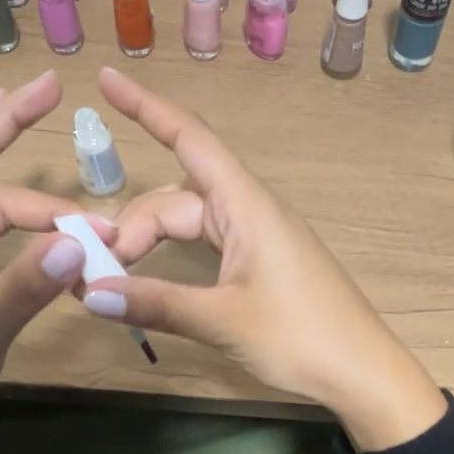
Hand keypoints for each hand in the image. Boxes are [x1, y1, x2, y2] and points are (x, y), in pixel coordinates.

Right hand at [81, 68, 444, 451]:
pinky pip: (208, 247)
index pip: (190, 140)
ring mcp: (258, 240)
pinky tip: (154, 285)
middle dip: (133, 228)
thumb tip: (90, 293)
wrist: (363, 372)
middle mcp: (251, 212)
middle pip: (176, 200)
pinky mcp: (262, 266)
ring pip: (190, 226)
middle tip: (94, 273)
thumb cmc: (302, 338)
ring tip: (113, 279)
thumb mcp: (223, 320)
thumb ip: (157, 303)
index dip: (147, 110)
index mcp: (247, 206)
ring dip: (151, 246)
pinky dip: (175, 262)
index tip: (106, 81)